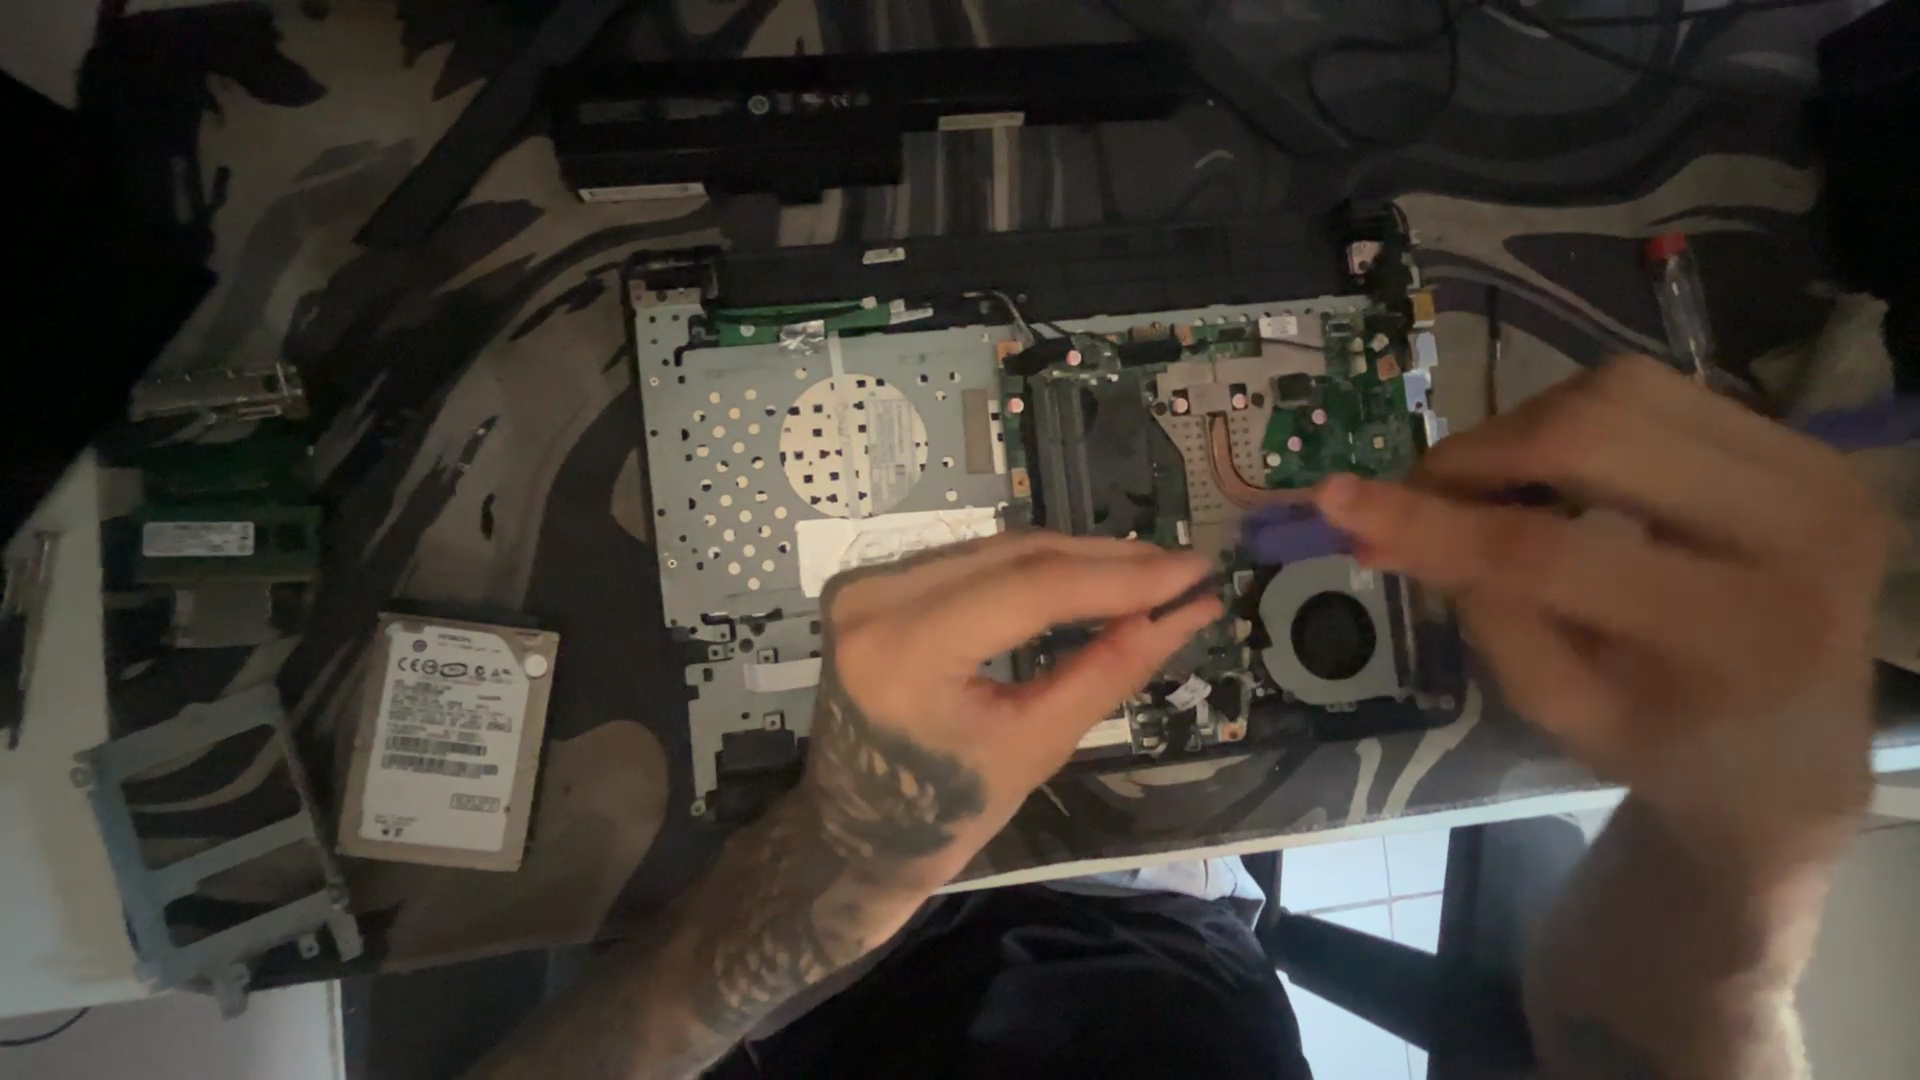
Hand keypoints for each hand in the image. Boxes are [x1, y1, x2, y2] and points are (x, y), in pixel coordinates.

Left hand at [803, 532, 1220, 894]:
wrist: (855, 830)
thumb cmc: (944, 810)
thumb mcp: (1036, 745)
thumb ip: (1111, 670)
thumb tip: (1187, 613)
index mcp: (907, 649)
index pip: (1032, 587)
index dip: (1122, 577)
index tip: (1195, 572)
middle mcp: (876, 598)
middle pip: (1015, 555)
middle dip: (1107, 561)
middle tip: (1181, 569)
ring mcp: (869, 585)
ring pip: (997, 550)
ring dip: (1075, 560)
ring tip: (1147, 574)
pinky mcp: (876, 585)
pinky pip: (973, 562)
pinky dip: (1033, 568)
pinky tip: (1084, 578)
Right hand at [1314, 356, 1888, 852]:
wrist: (1793, 744)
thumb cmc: (1656, 741)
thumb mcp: (1548, 701)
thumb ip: (1476, 604)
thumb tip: (1380, 525)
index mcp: (1734, 632)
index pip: (1544, 552)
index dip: (1426, 520)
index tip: (1332, 499)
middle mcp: (1801, 529)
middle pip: (1591, 435)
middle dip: (1473, 458)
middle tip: (1419, 497)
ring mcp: (1817, 468)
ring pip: (1616, 392)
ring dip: (1515, 434)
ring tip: (1487, 490)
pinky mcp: (1803, 441)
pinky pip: (1646, 392)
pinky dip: (1563, 423)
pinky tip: (1548, 474)